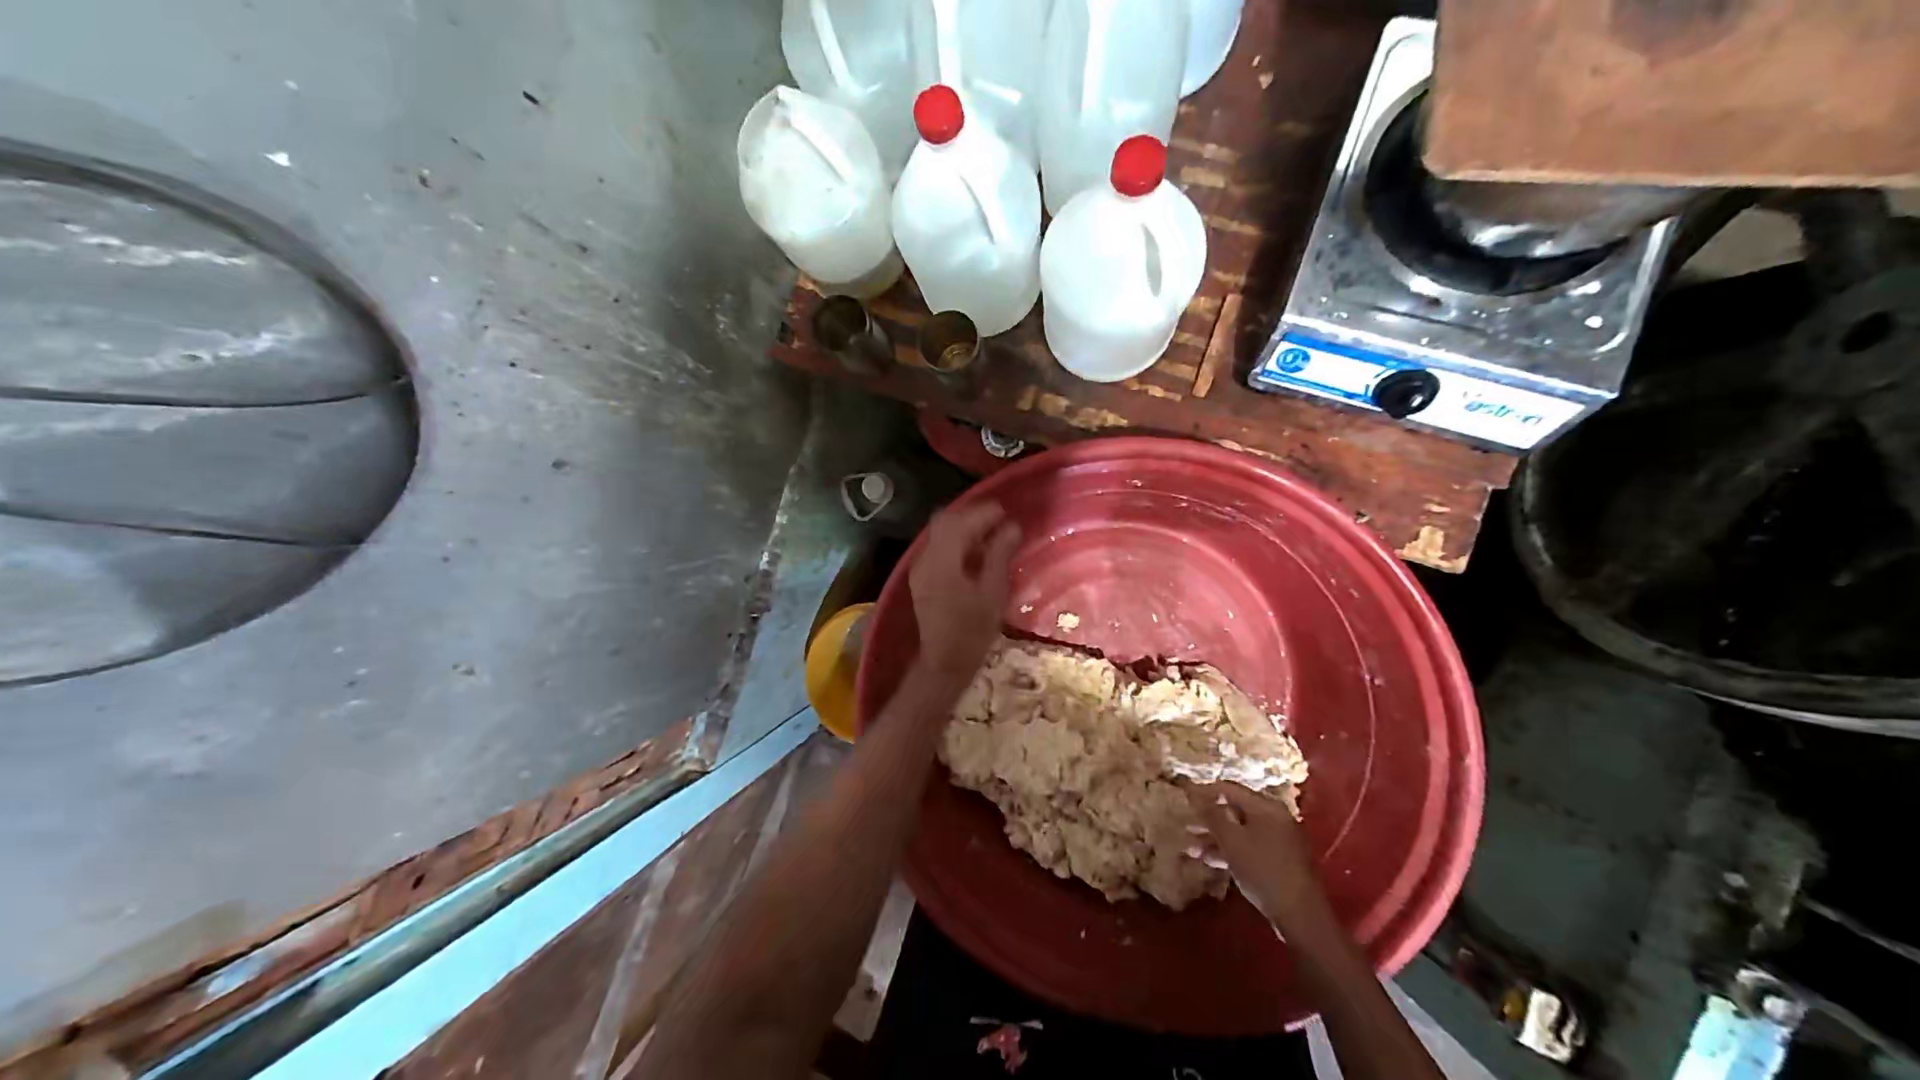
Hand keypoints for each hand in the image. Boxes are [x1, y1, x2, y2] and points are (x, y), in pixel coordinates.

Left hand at [908, 501, 1020, 679]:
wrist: (944, 662)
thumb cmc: (973, 631)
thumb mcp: (993, 592)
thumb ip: (1000, 555)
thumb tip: (1012, 526)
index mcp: (942, 560)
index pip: (961, 522)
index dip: (984, 513)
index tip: (1007, 512)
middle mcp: (925, 558)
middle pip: (945, 521)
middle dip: (972, 516)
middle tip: (1000, 520)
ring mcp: (920, 567)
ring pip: (940, 532)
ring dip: (964, 527)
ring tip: (991, 534)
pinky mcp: (922, 577)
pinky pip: (937, 546)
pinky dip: (956, 541)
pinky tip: (976, 552)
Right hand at [1188, 783, 1327, 928]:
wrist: (1300, 915)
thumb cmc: (1263, 870)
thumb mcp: (1232, 841)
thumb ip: (1212, 815)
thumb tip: (1194, 792)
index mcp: (1266, 807)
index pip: (1228, 789)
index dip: (1203, 791)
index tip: (1183, 798)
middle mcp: (1274, 818)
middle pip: (1234, 810)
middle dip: (1208, 819)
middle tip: (1187, 826)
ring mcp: (1279, 839)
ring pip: (1240, 831)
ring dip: (1215, 838)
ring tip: (1191, 849)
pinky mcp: (1279, 860)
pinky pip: (1249, 846)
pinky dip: (1230, 851)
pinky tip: (1210, 861)